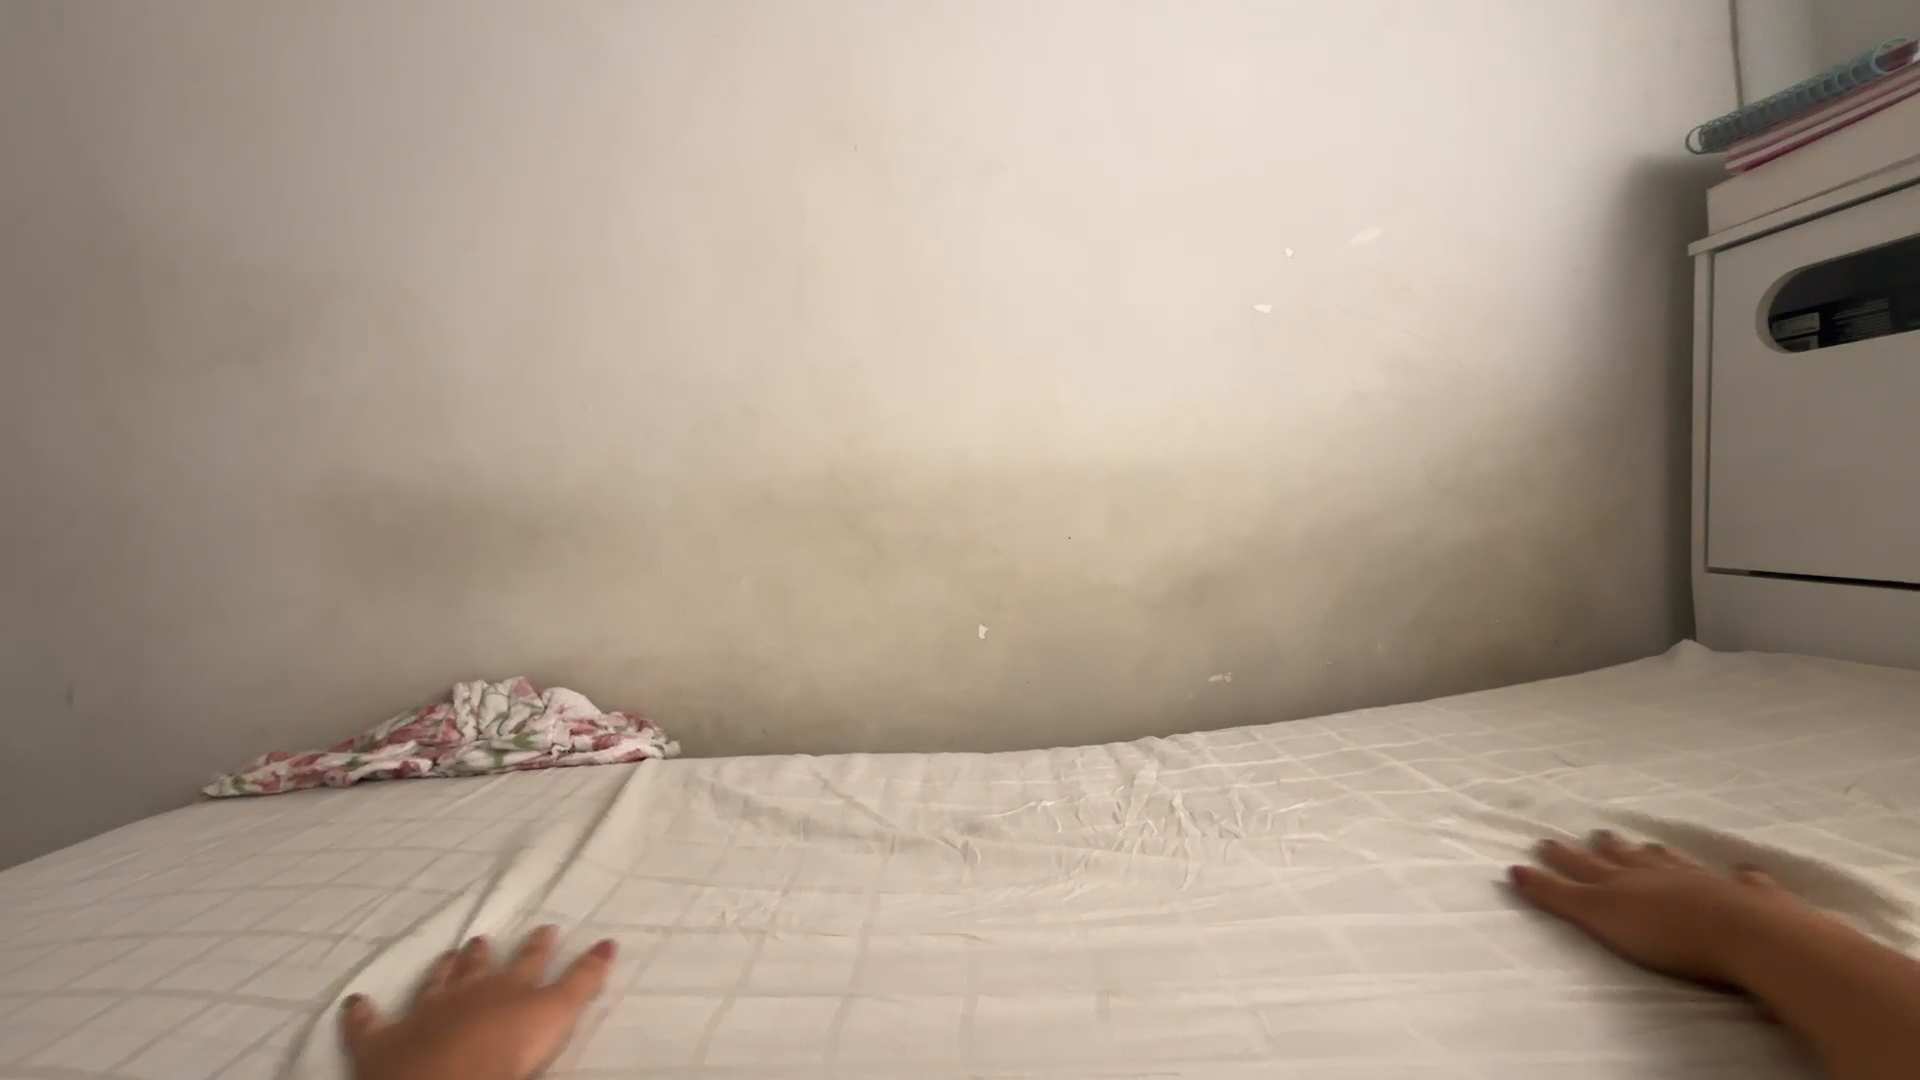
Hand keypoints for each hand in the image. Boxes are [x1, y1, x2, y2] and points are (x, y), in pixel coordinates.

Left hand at [339, 925, 616, 1079]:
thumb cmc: (508, 1051)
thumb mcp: (558, 1014)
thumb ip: (584, 980)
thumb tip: (610, 941)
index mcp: (511, 986)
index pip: (531, 960)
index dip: (539, 945)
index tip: (547, 927)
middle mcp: (469, 991)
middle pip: (478, 968)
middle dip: (484, 952)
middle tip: (484, 937)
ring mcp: (424, 1014)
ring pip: (434, 985)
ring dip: (441, 970)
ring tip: (446, 954)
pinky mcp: (382, 1044)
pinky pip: (367, 1026)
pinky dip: (361, 1014)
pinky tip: (355, 1001)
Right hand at [1509, 830, 1811, 988]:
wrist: (1752, 937)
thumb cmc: (1667, 932)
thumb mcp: (1599, 916)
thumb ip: (1557, 895)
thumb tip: (1513, 869)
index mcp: (1621, 882)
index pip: (1583, 864)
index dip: (1562, 856)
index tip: (1545, 842)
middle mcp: (1659, 875)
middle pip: (1628, 858)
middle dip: (1610, 847)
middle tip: (1600, 833)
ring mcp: (1708, 883)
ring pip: (1677, 864)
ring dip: (1661, 855)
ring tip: (1652, 845)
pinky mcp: (1756, 900)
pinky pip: (1747, 882)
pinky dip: (1743, 876)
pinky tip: (1745, 869)